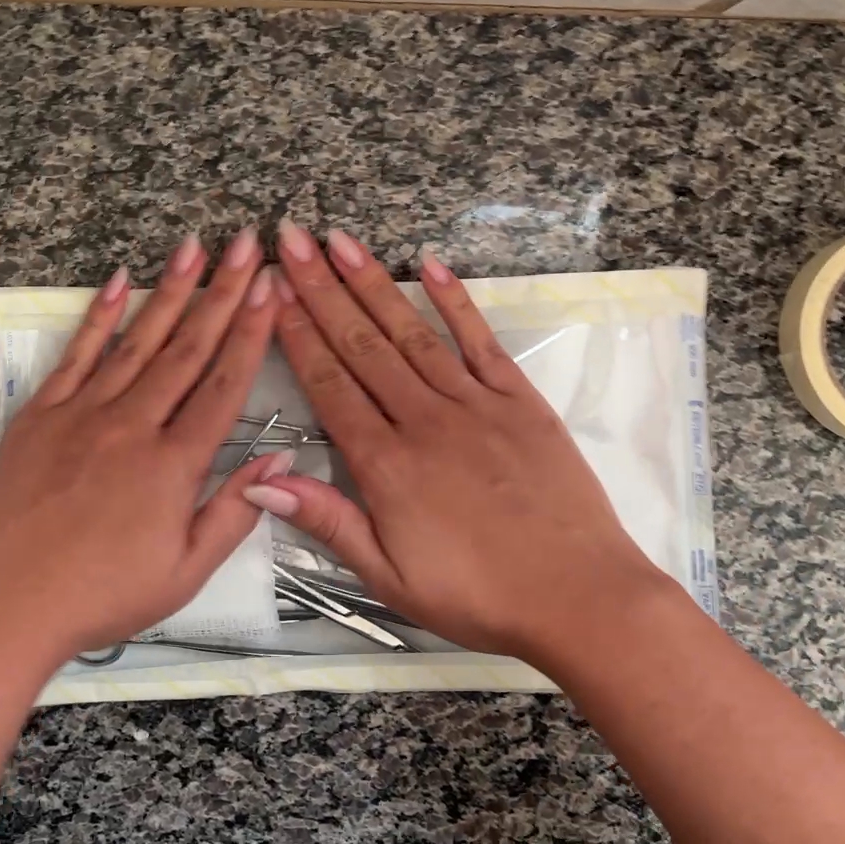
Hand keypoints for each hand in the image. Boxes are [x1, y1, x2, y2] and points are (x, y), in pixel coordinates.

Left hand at [0, 230, 286, 664]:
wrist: (6, 601)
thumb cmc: (100, 596)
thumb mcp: (183, 574)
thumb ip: (233, 512)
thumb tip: (281, 461)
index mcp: (172, 465)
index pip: (224, 385)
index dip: (251, 333)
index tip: (270, 289)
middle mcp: (131, 425)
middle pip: (186, 349)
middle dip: (221, 292)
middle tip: (245, 245)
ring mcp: (81, 413)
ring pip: (136, 341)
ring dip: (169, 291)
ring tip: (194, 247)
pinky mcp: (40, 412)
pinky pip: (76, 354)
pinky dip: (99, 316)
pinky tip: (119, 281)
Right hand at [243, 220, 679, 661]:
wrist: (585, 603)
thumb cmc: (476, 595)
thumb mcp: (387, 576)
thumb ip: (325, 520)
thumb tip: (260, 480)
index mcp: (385, 462)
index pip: (328, 383)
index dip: (296, 334)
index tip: (271, 291)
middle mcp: (423, 419)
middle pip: (360, 344)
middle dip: (320, 288)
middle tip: (290, 240)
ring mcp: (475, 404)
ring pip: (410, 333)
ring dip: (371, 283)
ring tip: (339, 240)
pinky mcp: (521, 402)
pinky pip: (481, 342)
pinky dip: (454, 301)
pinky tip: (429, 265)